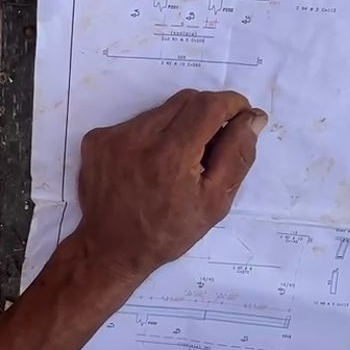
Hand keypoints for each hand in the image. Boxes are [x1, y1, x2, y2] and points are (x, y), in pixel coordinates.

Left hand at [66, 89, 266, 281]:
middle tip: (212, 143)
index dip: (232, 104)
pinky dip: (151, 135)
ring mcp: (113, 137)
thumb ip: (237, 156)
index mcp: (171, 155)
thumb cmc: (167, 233)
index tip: (241, 116)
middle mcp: (139, 138)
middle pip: (186, 100)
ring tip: (177, 160)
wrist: (111, 249)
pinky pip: (135, 122)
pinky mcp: (97, 140)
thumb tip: (252, 118)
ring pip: (161, 110)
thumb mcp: (214, 203)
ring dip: (178, 125)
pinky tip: (150, 164)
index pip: (209, 105)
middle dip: (207, 113)